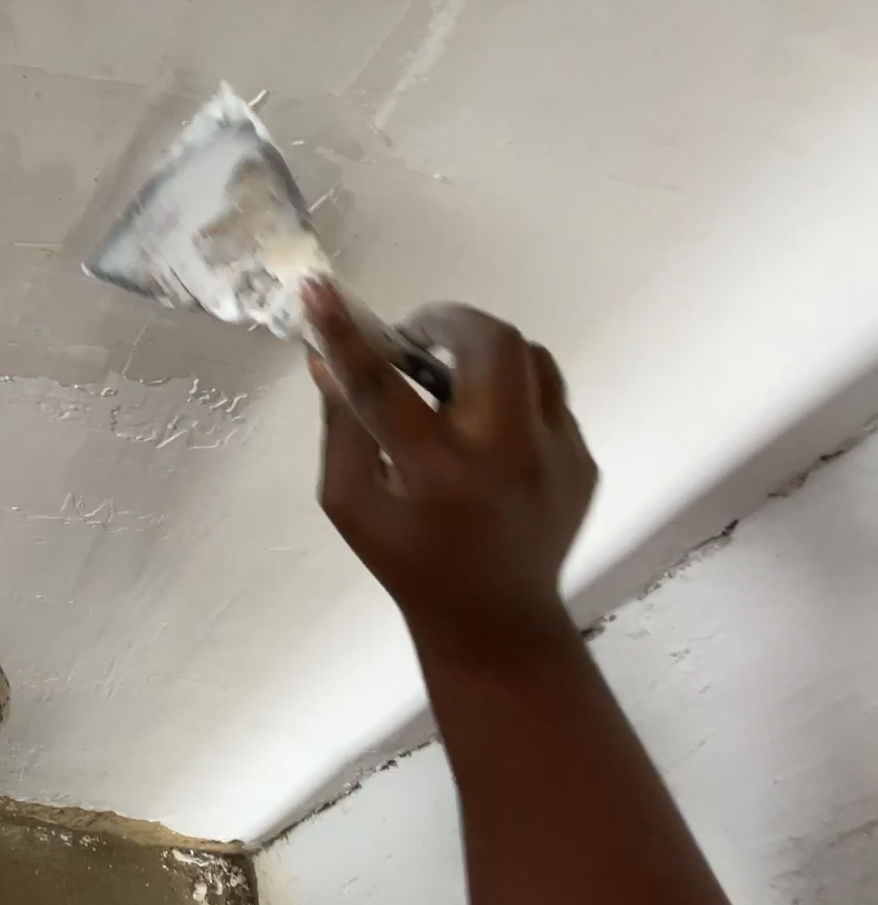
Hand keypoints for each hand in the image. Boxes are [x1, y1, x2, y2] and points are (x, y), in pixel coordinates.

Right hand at [303, 281, 597, 662]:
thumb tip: (325, 362)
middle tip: (410, 338)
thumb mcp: (347, 500)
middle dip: (446, 321)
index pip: (382, 385)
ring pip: (531, 357)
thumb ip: (341, 427)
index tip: (319, 290)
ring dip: (479, 348)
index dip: (344, 333)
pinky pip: (544, 394)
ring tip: (443, 373)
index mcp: (434, 472)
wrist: (494, 615)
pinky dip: (502, 387)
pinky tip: (476, 420)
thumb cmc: (403, 558)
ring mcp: (558, 455)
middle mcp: (506, 454)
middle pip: (493, 345)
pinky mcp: (584, 459)